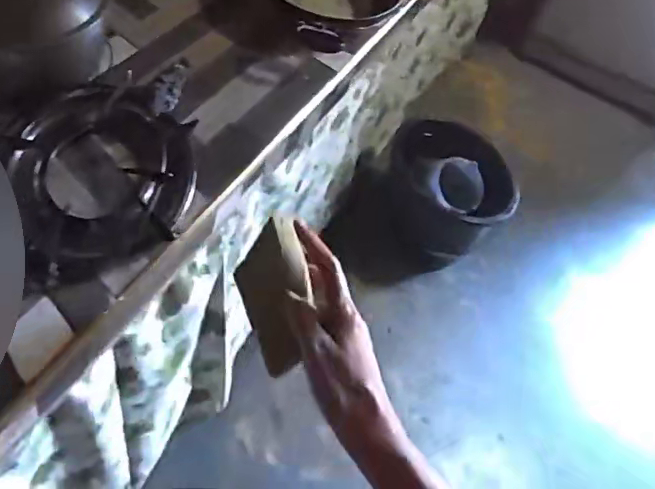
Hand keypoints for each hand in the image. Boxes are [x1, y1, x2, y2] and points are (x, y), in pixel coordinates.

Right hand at [285, 222, 447, 488]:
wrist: (371, 430)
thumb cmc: (343, 389)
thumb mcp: (317, 352)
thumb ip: (302, 319)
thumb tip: (290, 292)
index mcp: (344, 312)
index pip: (329, 268)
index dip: (313, 244)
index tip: (297, 224)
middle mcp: (349, 317)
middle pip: (328, 280)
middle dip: (308, 260)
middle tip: (286, 248)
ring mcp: (348, 334)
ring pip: (324, 299)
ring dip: (307, 284)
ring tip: (283, 278)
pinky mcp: (344, 350)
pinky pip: (322, 317)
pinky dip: (307, 307)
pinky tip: (293, 319)